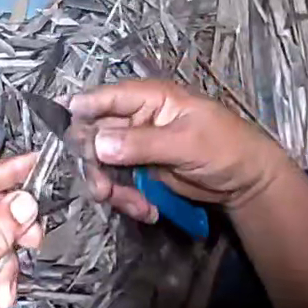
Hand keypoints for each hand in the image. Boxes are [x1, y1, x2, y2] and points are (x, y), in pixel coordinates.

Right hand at [67, 80, 300, 216]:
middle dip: (94, 162)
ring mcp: (136, 146)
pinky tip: (146, 209)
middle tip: (101, 187)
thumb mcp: (186, 142)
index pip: (108, 97)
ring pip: (103, 163)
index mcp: (150, 98)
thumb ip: (141, 143)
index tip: (61, 125)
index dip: (83, 108)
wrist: (246, 182)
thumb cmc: (224, 146)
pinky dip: (126, 198)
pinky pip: (118, 183)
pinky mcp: (140, 171)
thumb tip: (98, 142)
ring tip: (131, 204)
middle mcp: (137, 118)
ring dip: (110, 186)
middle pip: (96, 133)